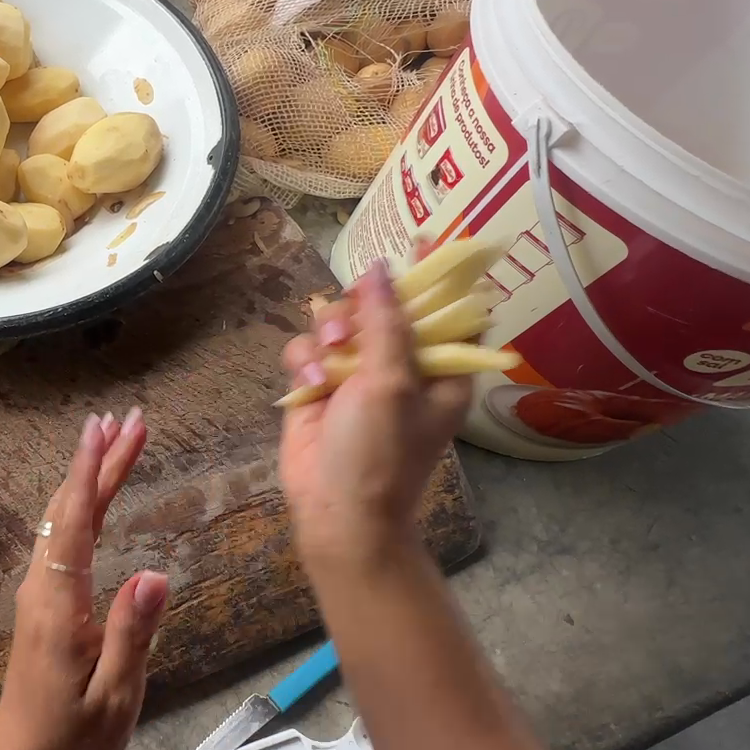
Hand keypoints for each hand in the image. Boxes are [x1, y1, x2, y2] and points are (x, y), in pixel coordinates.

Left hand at [0, 409, 168, 749]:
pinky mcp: (46, 590)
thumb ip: (132, 633)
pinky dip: (85, 498)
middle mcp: (44, 580)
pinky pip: (66, 531)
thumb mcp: (114, 694)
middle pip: (71, 506)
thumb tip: (155, 573)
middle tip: (130, 419)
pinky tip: (98, 488)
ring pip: (66, 514)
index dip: (89, 471)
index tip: (102, 429)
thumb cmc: (74, 730)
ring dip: (93, 473)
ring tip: (120, 437)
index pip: (74, 520)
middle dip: (100, 459)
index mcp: (59, 600)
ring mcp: (41, 583)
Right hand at [279, 260, 470, 572]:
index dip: (433, 276)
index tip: (418, 240)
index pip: (445, 310)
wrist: (336, 508)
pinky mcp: (317, 384)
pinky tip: (306, 380)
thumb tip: (379, 269)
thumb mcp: (391, 383)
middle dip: (359, 311)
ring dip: (326, 335)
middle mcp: (398, 365)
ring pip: (335, 323)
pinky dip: (303, 359)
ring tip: (326, 361)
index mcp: (438, 369)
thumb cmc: (380, 452)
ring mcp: (354, 374)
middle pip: (378, 307)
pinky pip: (306, 348)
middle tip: (351, 328)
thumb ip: (386, 323)